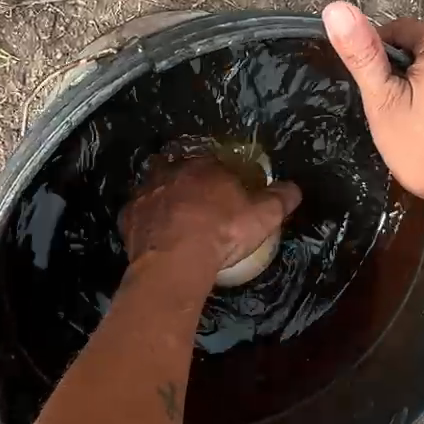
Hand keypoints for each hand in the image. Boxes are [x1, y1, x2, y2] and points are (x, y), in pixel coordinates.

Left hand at [118, 155, 301, 290]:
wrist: (176, 261)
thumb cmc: (222, 233)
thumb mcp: (263, 217)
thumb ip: (280, 199)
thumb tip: (295, 188)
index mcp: (205, 166)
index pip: (213, 162)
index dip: (219, 176)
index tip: (224, 192)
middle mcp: (172, 171)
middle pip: (180, 168)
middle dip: (186, 180)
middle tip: (196, 203)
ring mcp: (147, 192)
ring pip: (154, 187)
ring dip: (162, 197)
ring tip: (173, 219)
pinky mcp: (128, 215)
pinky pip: (137, 213)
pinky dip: (145, 221)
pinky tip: (153, 235)